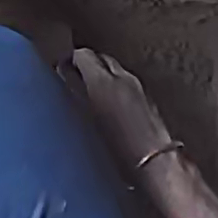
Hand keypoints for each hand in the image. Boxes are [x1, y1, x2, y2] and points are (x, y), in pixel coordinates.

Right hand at [73, 49, 179, 170]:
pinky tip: (111, 105)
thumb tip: (65, 73)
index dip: (71, 60)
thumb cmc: (114, 145)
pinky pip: (127, 82)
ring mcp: (139, 86)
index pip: (83, 55)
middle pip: (101, 58)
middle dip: (88, 64)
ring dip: (103, 75)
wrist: (154, 161)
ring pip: (116, 70)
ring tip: (92, 93)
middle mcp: (123, 77)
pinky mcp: (150, 99)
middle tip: (75, 79)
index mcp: (102, 80)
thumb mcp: (86, 117)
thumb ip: (74, 90)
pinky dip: (116, 86)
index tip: (63, 69)